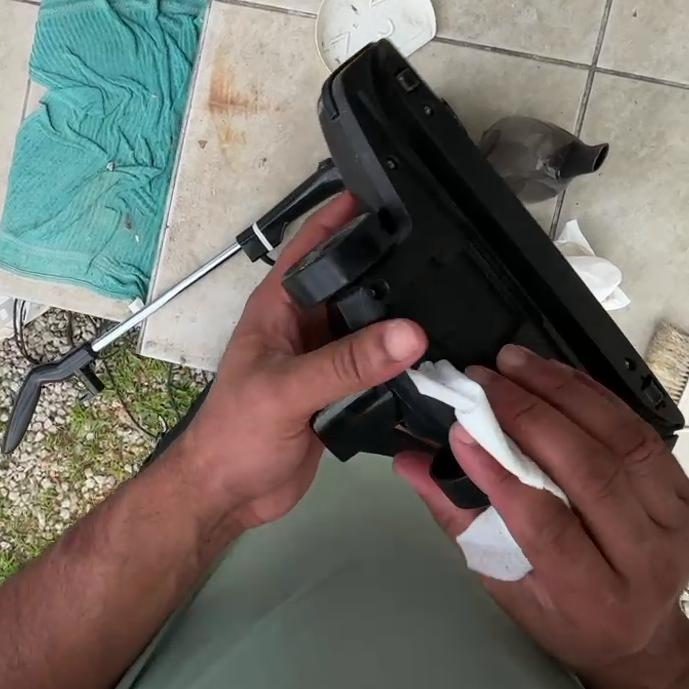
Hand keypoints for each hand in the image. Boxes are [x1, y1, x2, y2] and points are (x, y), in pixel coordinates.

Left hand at [164, 193, 426, 531]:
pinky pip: (377, 367)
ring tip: (459, 301)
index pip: (314, 243)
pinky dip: (403, 363)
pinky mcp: (341, 391)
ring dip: (403, 319)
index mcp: (280, 304)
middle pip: (354, 283)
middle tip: (449, 251)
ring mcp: (324, 357)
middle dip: (392, 267)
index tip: (396, 193)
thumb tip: (409, 332)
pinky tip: (440, 360)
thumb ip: (344, 364)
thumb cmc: (236, 432)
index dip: (347, 214)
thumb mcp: (286, 390)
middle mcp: (305, 322)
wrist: (228, 495)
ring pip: (371, 326)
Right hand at [393, 345, 688, 688]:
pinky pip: (638, 428)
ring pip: (620, 441)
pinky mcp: (688, 490)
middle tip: (483, 379)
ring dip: (562, 391)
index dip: (502, 473)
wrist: (641, 635)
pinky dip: (592, 393)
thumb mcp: (499, 579)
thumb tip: (409, 461)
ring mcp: (677, 521)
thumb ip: (455, 515)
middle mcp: (647, 560)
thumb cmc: (559, 613)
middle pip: (591, 472)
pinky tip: (553, 372)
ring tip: (514, 362)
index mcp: (594, 597)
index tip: (460, 429)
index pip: (547, 525)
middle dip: (530, 415)